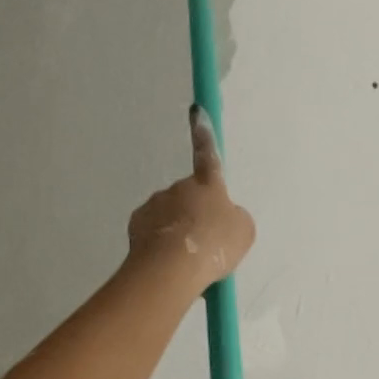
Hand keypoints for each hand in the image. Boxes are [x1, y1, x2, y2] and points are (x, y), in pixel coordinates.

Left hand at [126, 106, 255, 292]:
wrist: (171, 268)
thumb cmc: (214, 246)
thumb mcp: (242, 232)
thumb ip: (234, 218)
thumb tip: (223, 218)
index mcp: (208, 185)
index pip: (208, 154)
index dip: (204, 134)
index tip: (197, 111)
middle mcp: (179, 187)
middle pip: (188, 197)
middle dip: (193, 215)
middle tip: (203, 244)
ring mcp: (155, 203)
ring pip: (169, 215)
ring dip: (176, 232)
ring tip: (185, 260)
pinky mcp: (136, 222)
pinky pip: (151, 230)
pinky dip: (159, 243)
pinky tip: (167, 262)